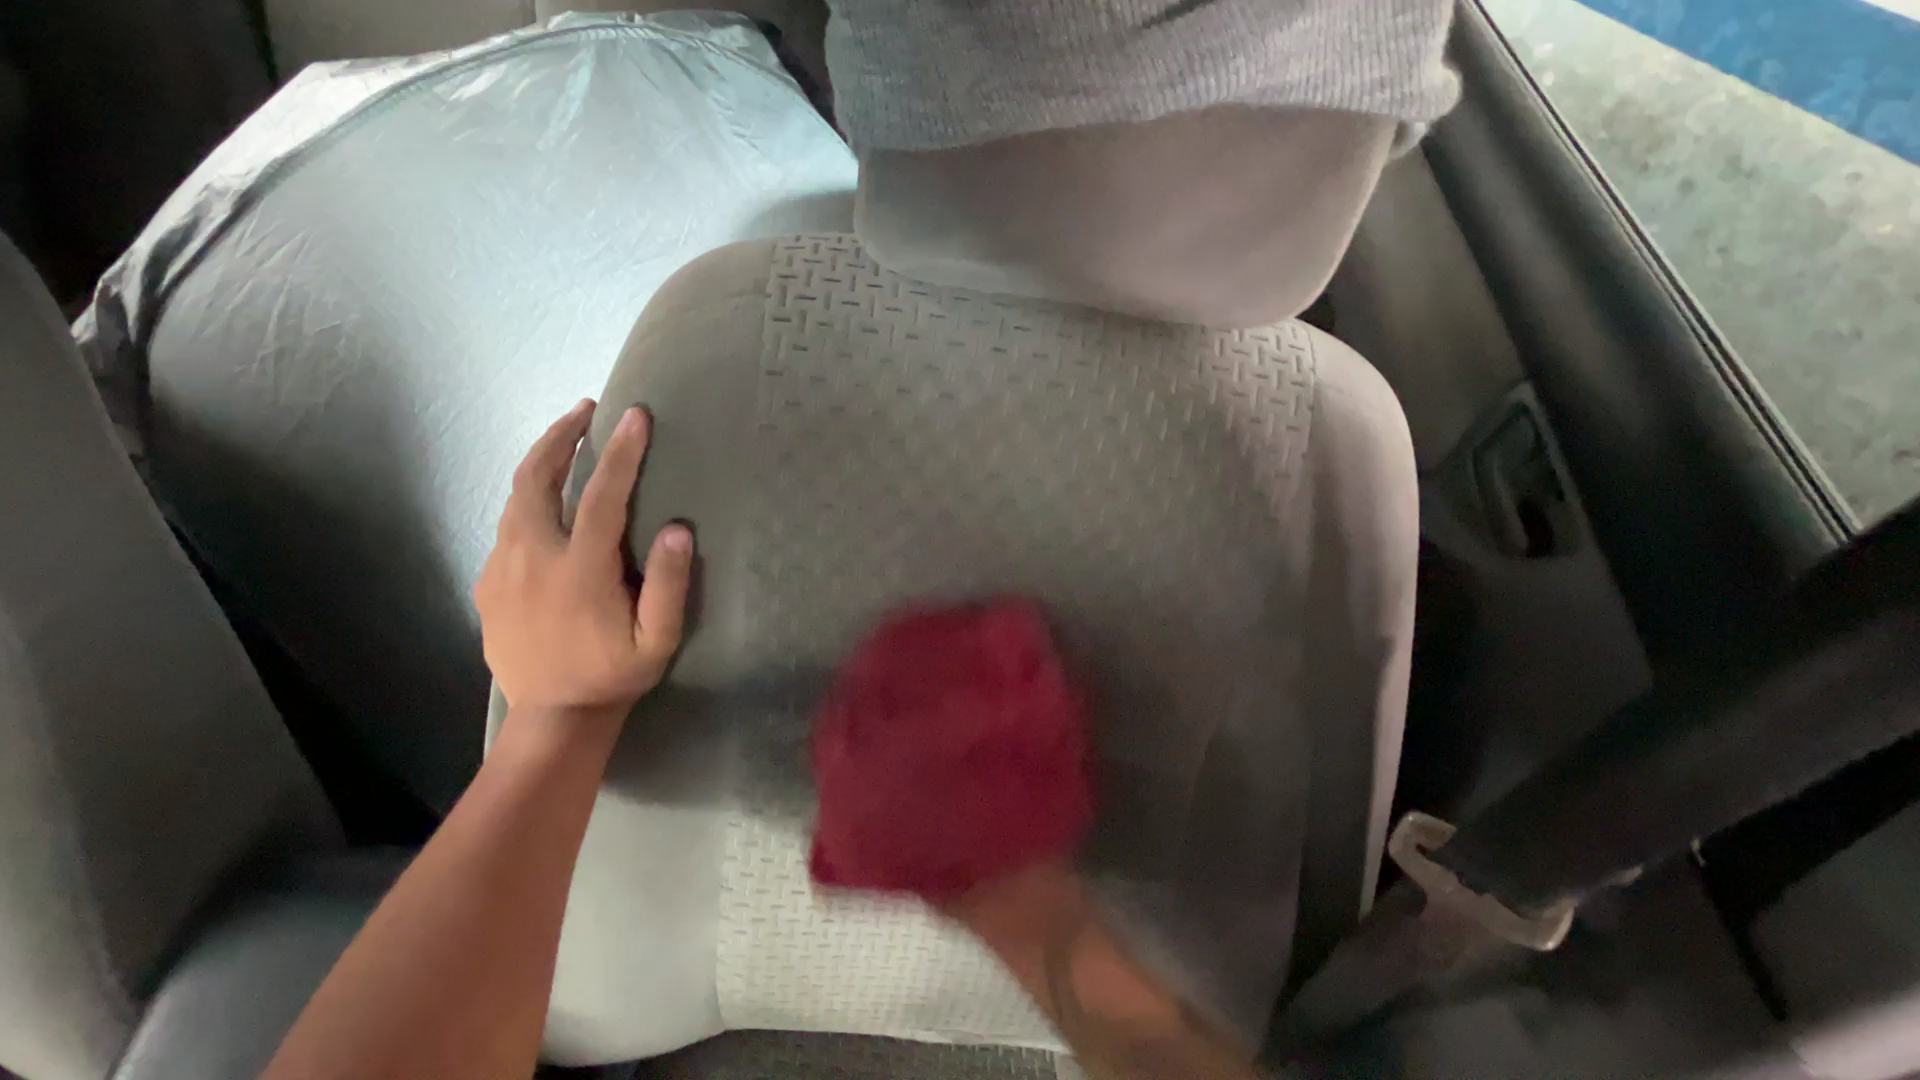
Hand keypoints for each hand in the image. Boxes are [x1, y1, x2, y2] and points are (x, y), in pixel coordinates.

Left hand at [474, 399, 692, 716]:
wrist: (553, 716)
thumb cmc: (614, 674)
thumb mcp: (658, 640)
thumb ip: (667, 585)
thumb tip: (676, 528)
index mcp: (579, 569)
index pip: (601, 495)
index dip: (620, 452)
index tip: (634, 415)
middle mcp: (532, 558)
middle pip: (535, 478)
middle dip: (560, 437)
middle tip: (585, 410)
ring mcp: (502, 569)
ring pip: (514, 497)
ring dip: (540, 462)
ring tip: (565, 442)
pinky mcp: (488, 582)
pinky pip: (507, 526)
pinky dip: (527, 499)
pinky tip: (546, 503)